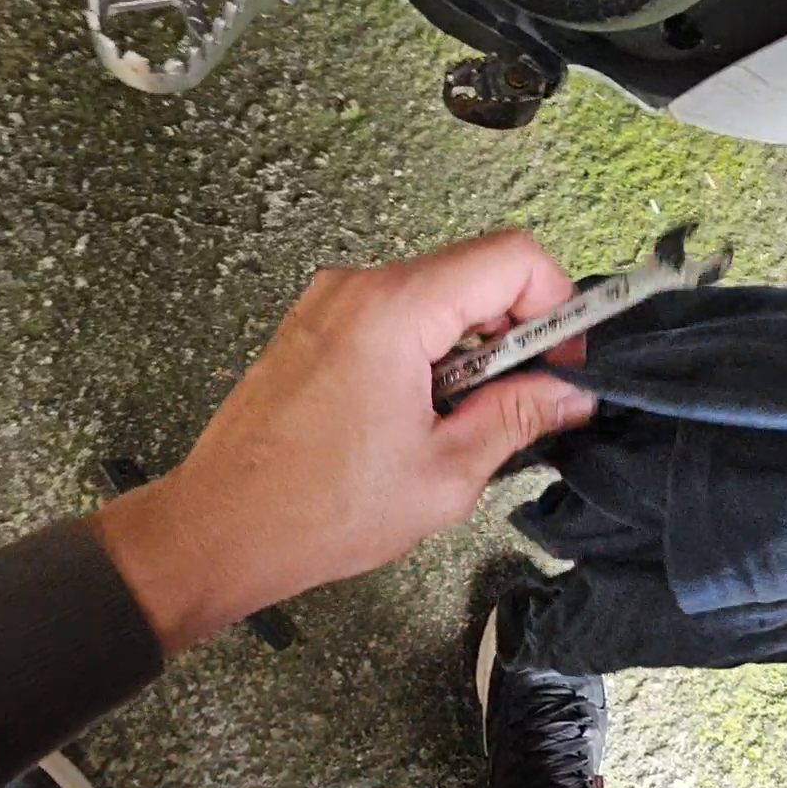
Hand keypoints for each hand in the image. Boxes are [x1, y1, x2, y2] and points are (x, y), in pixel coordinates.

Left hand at [89, 231, 595, 651]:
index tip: (562, 357)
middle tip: (517, 402)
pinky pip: (391, 319)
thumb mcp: (443, 474)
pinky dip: (423, 354)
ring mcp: (327, 306)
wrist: (221, 529)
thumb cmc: (316, 510)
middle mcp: (355, 290)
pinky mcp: (312, 329)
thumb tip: (565, 393)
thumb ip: (516, 419)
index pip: (510, 257)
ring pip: (433, 300)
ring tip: (451, 422)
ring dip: (466, 352)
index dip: (557, 303)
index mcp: (392, 311)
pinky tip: (413, 415)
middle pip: (472, 275)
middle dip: (512, 335)